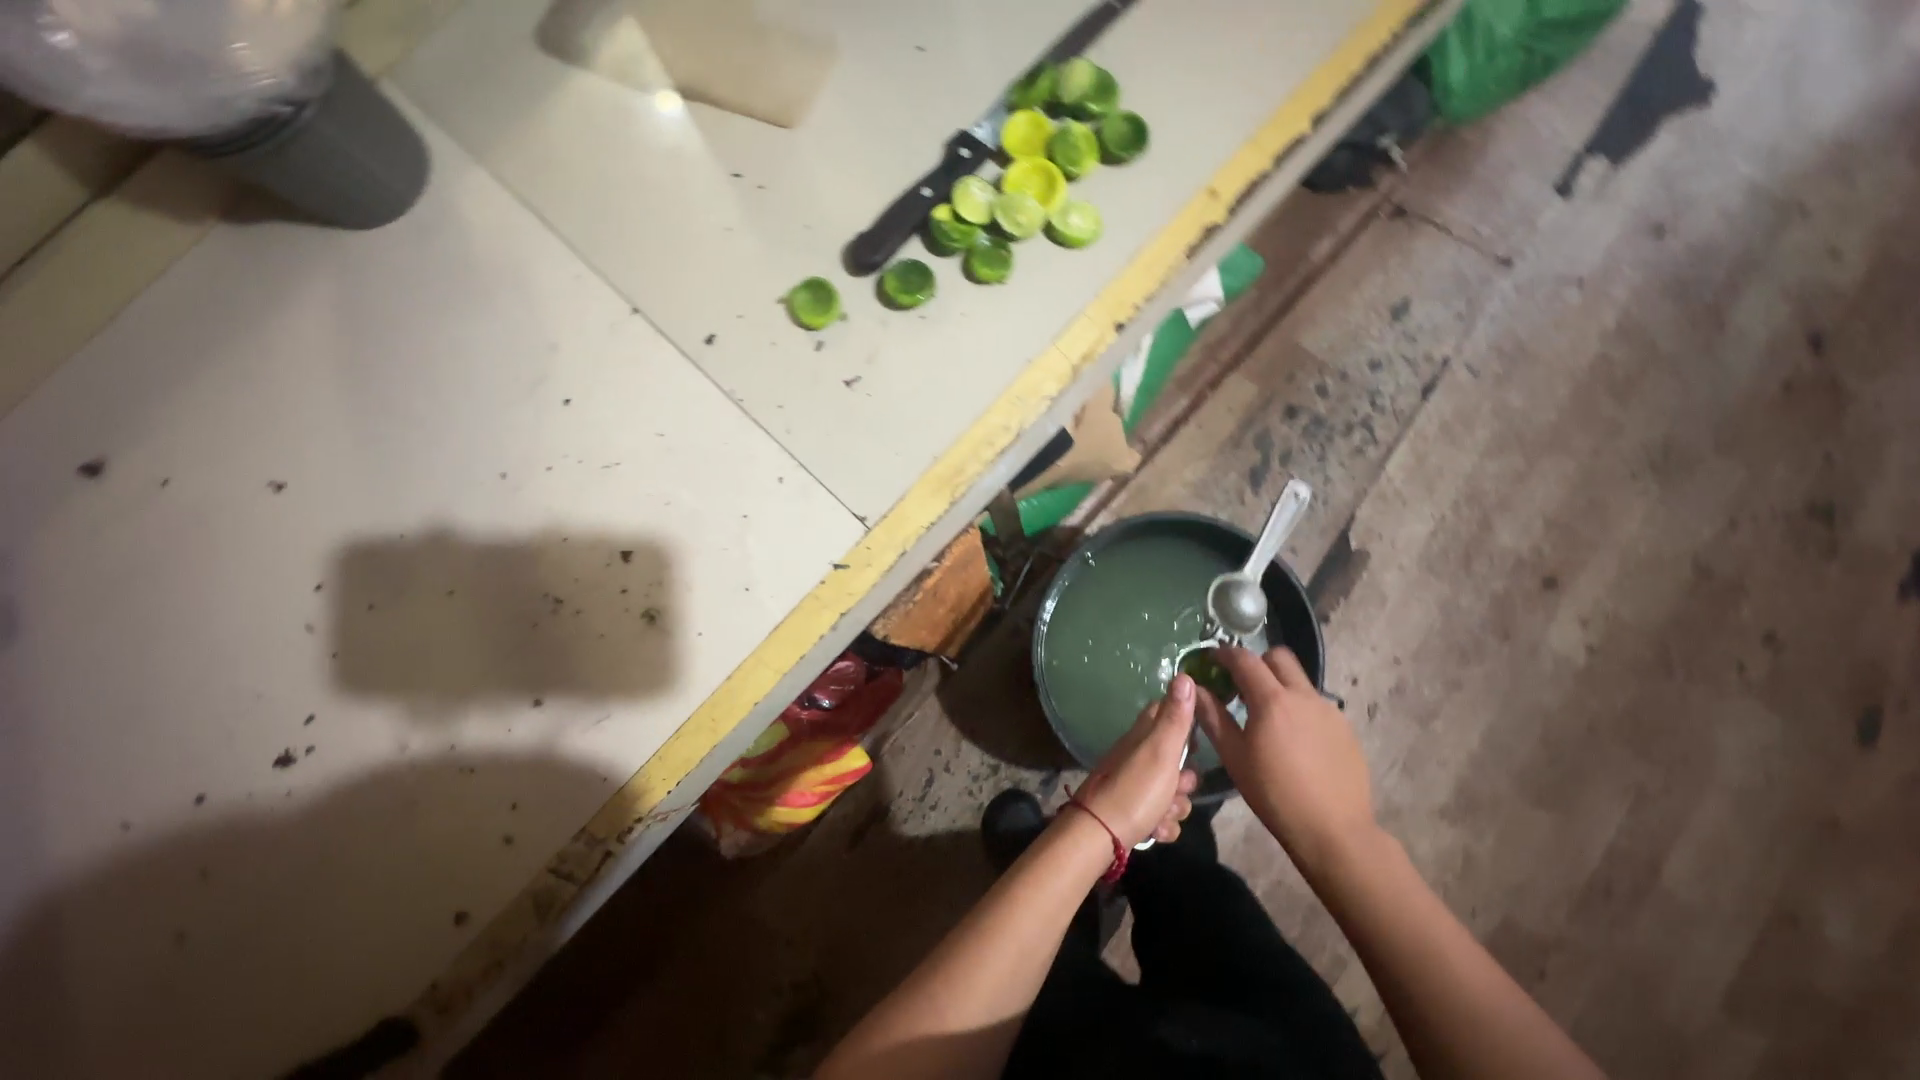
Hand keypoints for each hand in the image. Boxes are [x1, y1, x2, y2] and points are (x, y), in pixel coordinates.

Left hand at [1076, 675, 1201, 847]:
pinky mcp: (1134, 812)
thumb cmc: (1135, 790)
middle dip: (1185, 781)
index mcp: (1142, 737)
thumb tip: (1184, 674)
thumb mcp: (1160, 751)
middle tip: (1177, 788)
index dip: (1186, 724)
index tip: (1196, 742)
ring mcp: (1135, 786)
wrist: (1100, 835)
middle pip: (1176, 762)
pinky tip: (1155, 830)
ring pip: (1173, 793)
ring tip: (1162, 814)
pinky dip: (1162, 825)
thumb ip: (1175, 717)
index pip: (1165, 713)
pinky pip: (1162, 817)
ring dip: (1175, 807)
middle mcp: (1138, 757)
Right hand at [1194, 647, 1376, 871]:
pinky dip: (1298, 708)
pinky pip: (1316, 704)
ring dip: (1279, 685)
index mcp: (1272, 701)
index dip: (1225, 654)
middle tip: (1241, 685)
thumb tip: (1195, 689)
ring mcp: (1329, 710)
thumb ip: (1213, 717)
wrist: (1332, 828)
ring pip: (1300, 681)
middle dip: (1257, 662)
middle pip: (1279, 657)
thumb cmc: (1273, 794)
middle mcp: (1304, 696)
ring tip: (1267, 717)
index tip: (1212, 658)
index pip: (1245, 660)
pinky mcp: (1345, 727)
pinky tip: (1293, 740)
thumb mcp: (1234, 757)